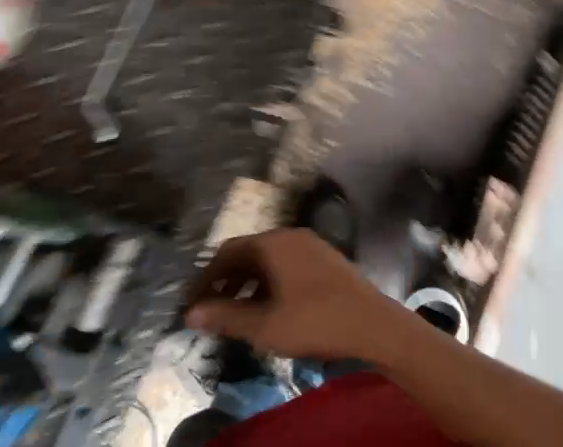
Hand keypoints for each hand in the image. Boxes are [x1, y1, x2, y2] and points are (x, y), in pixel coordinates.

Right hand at [185, 228, 418, 362]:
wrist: (372, 323)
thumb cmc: (314, 321)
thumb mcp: (263, 325)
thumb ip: (226, 316)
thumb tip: (191, 313)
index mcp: (274, 243)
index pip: (228, 251)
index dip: (206, 277)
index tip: (192, 302)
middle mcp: (291, 235)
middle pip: (249, 252)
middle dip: (226, 279)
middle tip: (211, 309)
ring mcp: (312, 245)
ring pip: (269, 259)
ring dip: (248, 282)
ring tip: (237, 313)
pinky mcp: (326, 259)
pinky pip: (287, 263)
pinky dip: (270, 281)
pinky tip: (270, 308)